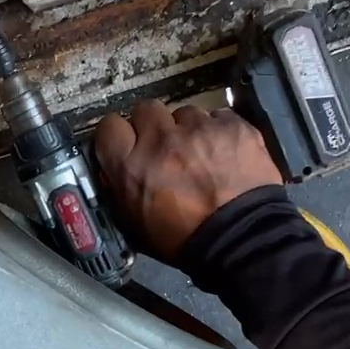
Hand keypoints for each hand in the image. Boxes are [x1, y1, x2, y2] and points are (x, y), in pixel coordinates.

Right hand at [93, 101, 282, 259]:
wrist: (240, 239)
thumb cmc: (185, 238)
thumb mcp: (135, 221)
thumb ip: (122, 186)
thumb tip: (118, 170)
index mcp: (131, 166)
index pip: (109, 126)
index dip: (117, 134)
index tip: (125, 143)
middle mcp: (161, 140)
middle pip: (146, 109)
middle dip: (151, 125)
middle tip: (162, 147)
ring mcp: (199, 129)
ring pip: (184, 113)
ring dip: (186, 130)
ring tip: (199, 155)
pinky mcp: (233, 125)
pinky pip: (218, 117)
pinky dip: (217, 132)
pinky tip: (222, 154)